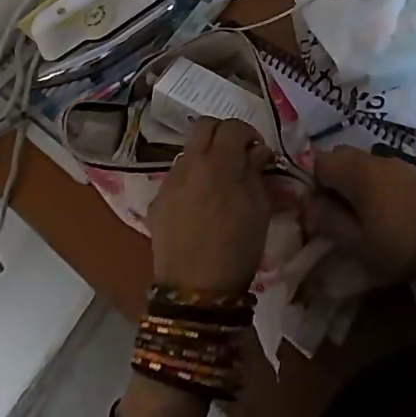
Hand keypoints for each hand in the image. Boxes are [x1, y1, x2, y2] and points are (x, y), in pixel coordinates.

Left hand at [147, 118, 273, 293]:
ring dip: (205, 155)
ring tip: (218, 182)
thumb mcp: (259, 209)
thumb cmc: (237, 249)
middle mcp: (189, 162)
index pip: (231, 126)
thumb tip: (255, 151)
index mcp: (218, 162)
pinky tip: (199, 205)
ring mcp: (169, 180)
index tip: (257, 150)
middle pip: (204, 126)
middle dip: (223, 133)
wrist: (195, 291)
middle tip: (237, 154)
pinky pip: (176, 177)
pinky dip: (191, 179)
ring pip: (187, 150)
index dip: (247, 132)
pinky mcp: (156, 199)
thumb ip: (255, 172)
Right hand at [300, 146, 415, 285]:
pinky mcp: (411, 169)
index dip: (314, 182)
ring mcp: (393, 160)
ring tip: (362, 208)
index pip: (318, 161)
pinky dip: (375, 180)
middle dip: (334, 176)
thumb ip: (326, 219)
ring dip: (355, 178)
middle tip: (340, 208)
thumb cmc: (395, 242)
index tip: (322, 207)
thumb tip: (308, 203)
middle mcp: (370, 157)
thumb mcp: (355, 241)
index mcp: (352, 170)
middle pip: (339, 156)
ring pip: (360, 161)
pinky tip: (384, 205)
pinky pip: (380, 168)